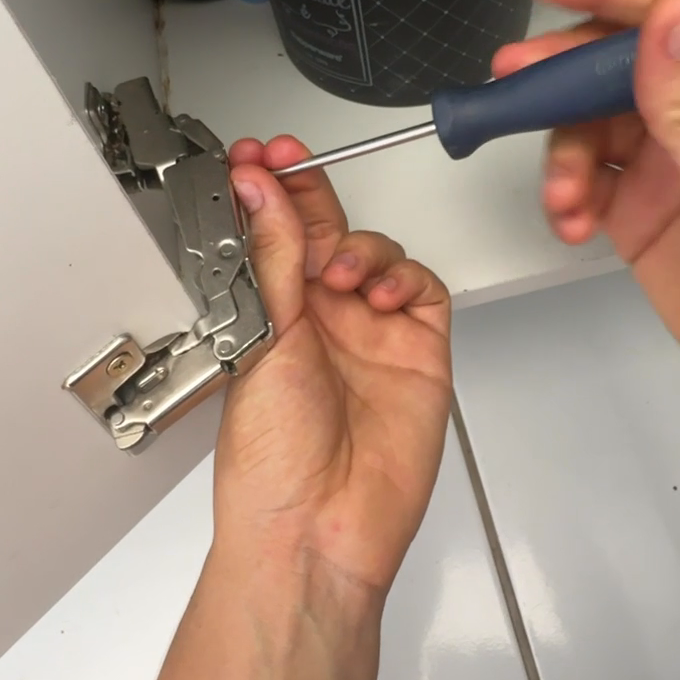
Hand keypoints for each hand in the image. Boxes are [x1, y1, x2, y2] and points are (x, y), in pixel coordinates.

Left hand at [217, 136, 453, 594]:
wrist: (321, 525)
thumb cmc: (273, 457)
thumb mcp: (264, 338)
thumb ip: (273, 256)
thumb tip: (260, 190)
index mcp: (273, 317)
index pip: (276, 235)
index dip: (270, 191)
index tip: (258, 155)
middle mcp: (321, 319)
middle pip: (324, 231)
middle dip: (310, 192)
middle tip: (290, 161)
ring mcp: (371, 331)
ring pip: (377, 251)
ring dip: (360, 246)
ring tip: (340, 272)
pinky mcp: (417, 349)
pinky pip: (421, 287)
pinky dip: (403, 275)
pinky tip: (380, 294)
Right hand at [497, 0, 679, 456]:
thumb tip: (670, 13)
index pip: (677, 18)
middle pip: (618, 68)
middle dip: (560, 77)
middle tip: (509, 86)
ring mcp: (674, 166)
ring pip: (590, 125)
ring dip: (561, 157)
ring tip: (564, 202)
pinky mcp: (643, 211)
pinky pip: (586, 179)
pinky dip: (566, 196)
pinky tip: (572, 223)